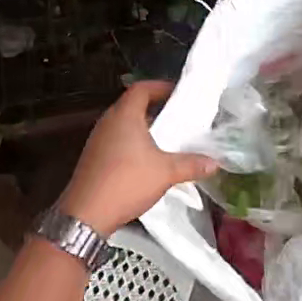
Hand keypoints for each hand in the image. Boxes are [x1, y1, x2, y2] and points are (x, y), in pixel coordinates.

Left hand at [59, 81, 216, 233]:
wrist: (86, 214)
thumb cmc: (127, 182)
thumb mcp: (165, 172)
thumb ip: (191, 164)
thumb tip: (215, 163)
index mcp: (124, 115)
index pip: (142, 88)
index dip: (161, 87)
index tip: (179, 93)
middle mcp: (108, 122)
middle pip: (132, 105)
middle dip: (156, 108)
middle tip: (179, 117)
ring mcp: (98, 140)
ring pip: (124, 125)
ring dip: (145, 128)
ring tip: (167, 139)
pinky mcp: (94, 157)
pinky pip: (117, 141)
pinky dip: (133, 143)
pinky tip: (147, 160)